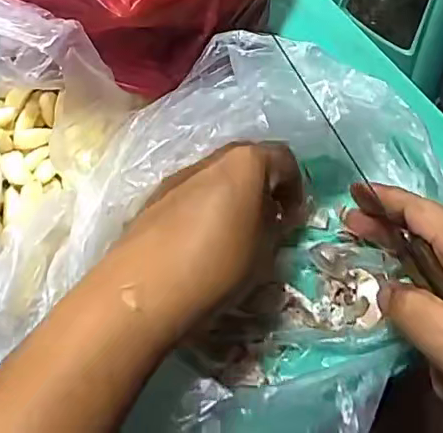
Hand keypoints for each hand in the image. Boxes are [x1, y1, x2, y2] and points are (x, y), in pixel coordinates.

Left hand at [90, 142, 302, 341]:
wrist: (145, 285)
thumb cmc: (217, 265)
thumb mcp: (264, 252)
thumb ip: (276, 226)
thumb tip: (277, 215)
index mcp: (244, 162)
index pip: (283, 158)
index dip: (296, 187)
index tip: (294, 220)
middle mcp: (211, 157)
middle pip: (247, 160)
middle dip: (263, 187)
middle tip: (269, 225)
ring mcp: (180, 173)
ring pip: (217, 175)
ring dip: (233, 196)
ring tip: (236, 237)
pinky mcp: (157, 194)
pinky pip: (193, 191)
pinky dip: (206, 206)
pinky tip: (203, 242)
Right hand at [346, 185, 442, 432]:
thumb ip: (411, 310)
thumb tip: (386, 289)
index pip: (422, 212)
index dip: (384, 199)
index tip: (352, 191)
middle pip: (431, 236)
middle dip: (390, 234)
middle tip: (350, 230)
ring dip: (418, 296)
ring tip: (396, 319)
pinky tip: (442, 366)